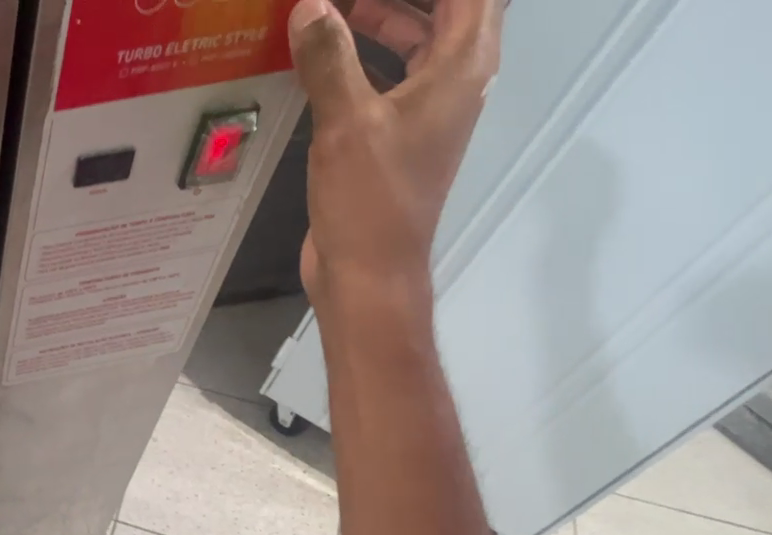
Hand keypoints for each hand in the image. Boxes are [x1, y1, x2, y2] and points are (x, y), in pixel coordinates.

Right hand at [290, 0, 501, 311]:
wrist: (368, 271)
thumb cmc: (371, 198)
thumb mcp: (346, 123)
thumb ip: (329, 58)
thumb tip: (309, 6)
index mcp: (462, 63)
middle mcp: (454, 79)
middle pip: (445, 7)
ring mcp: (425, 109)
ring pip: (414, 40)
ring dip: (379, 17)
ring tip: (332, 8)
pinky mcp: (395, 136)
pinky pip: (386, 77)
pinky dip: (360, 60)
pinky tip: (321, 59)